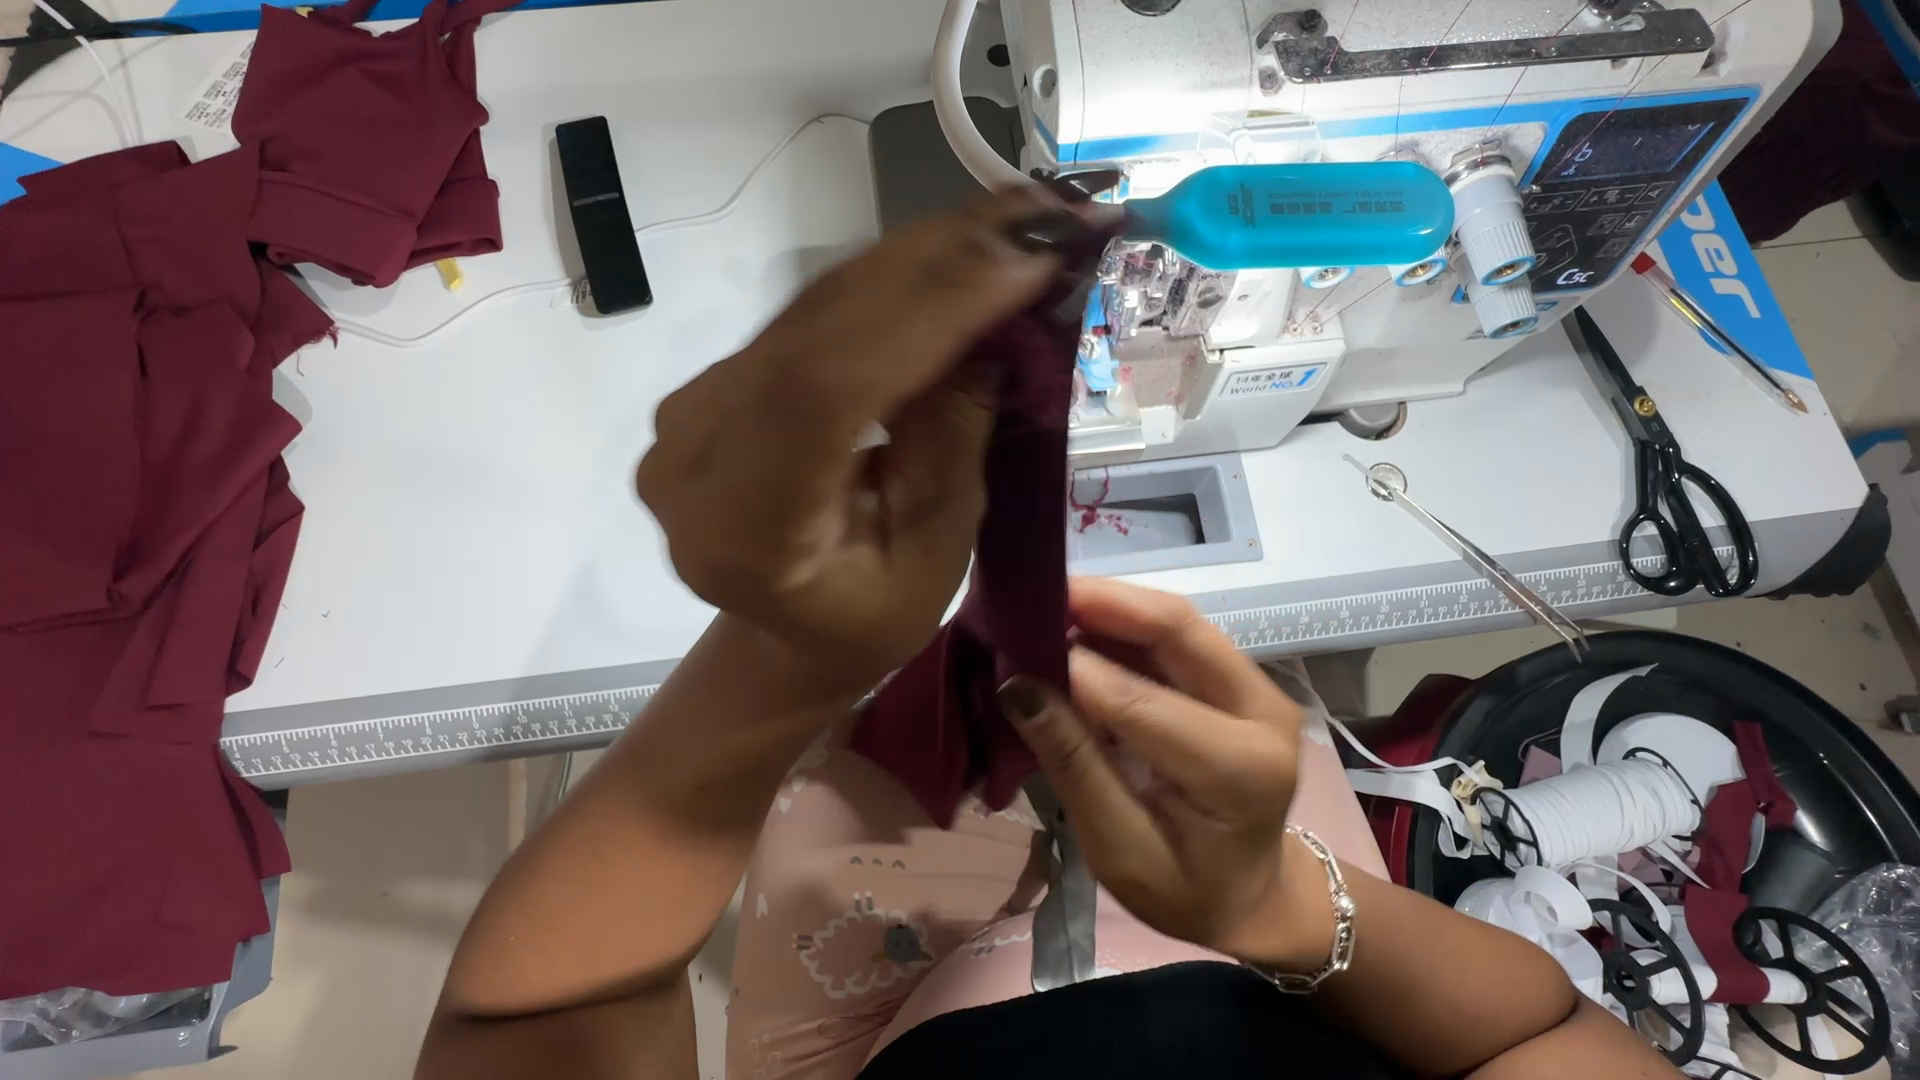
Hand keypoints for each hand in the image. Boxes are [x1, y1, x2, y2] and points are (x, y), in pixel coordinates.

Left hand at [637, 184, 1112, 694]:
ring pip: (816, 307)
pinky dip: (892, 279)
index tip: (1028, 256)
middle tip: (1047, 213)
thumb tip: (992, 327)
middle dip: (940, 262)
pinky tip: (959, 250)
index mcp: (742, 529)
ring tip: (1021, 221)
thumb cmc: (870, 618)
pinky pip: (811, 315)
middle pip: (815, 329)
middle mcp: (693, 455)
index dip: (926, 311)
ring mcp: (692, 410)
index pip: (822, 391)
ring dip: (924, 256)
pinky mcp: (713, 382)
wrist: (790, 630)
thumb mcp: (935, 552)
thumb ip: (952, 440)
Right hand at [998, 578, 1333, 969]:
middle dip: (1099, 603)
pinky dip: (1123, 624)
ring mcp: (1257, 688)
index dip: (1074, 670)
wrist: (1252, 895)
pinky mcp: (1240, 678)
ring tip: (1045, 609)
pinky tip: (1078, 628)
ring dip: (1109, 607)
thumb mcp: (1117, 847)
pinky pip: (1177, 634)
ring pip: (1176, 620)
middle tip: (1030, 598)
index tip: (1013, 656)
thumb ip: (1073, 763)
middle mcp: (1262, 712)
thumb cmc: (1184, 890)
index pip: (1144, 702)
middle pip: (1176, 627)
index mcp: (1239, 770)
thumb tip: (1018, 687)